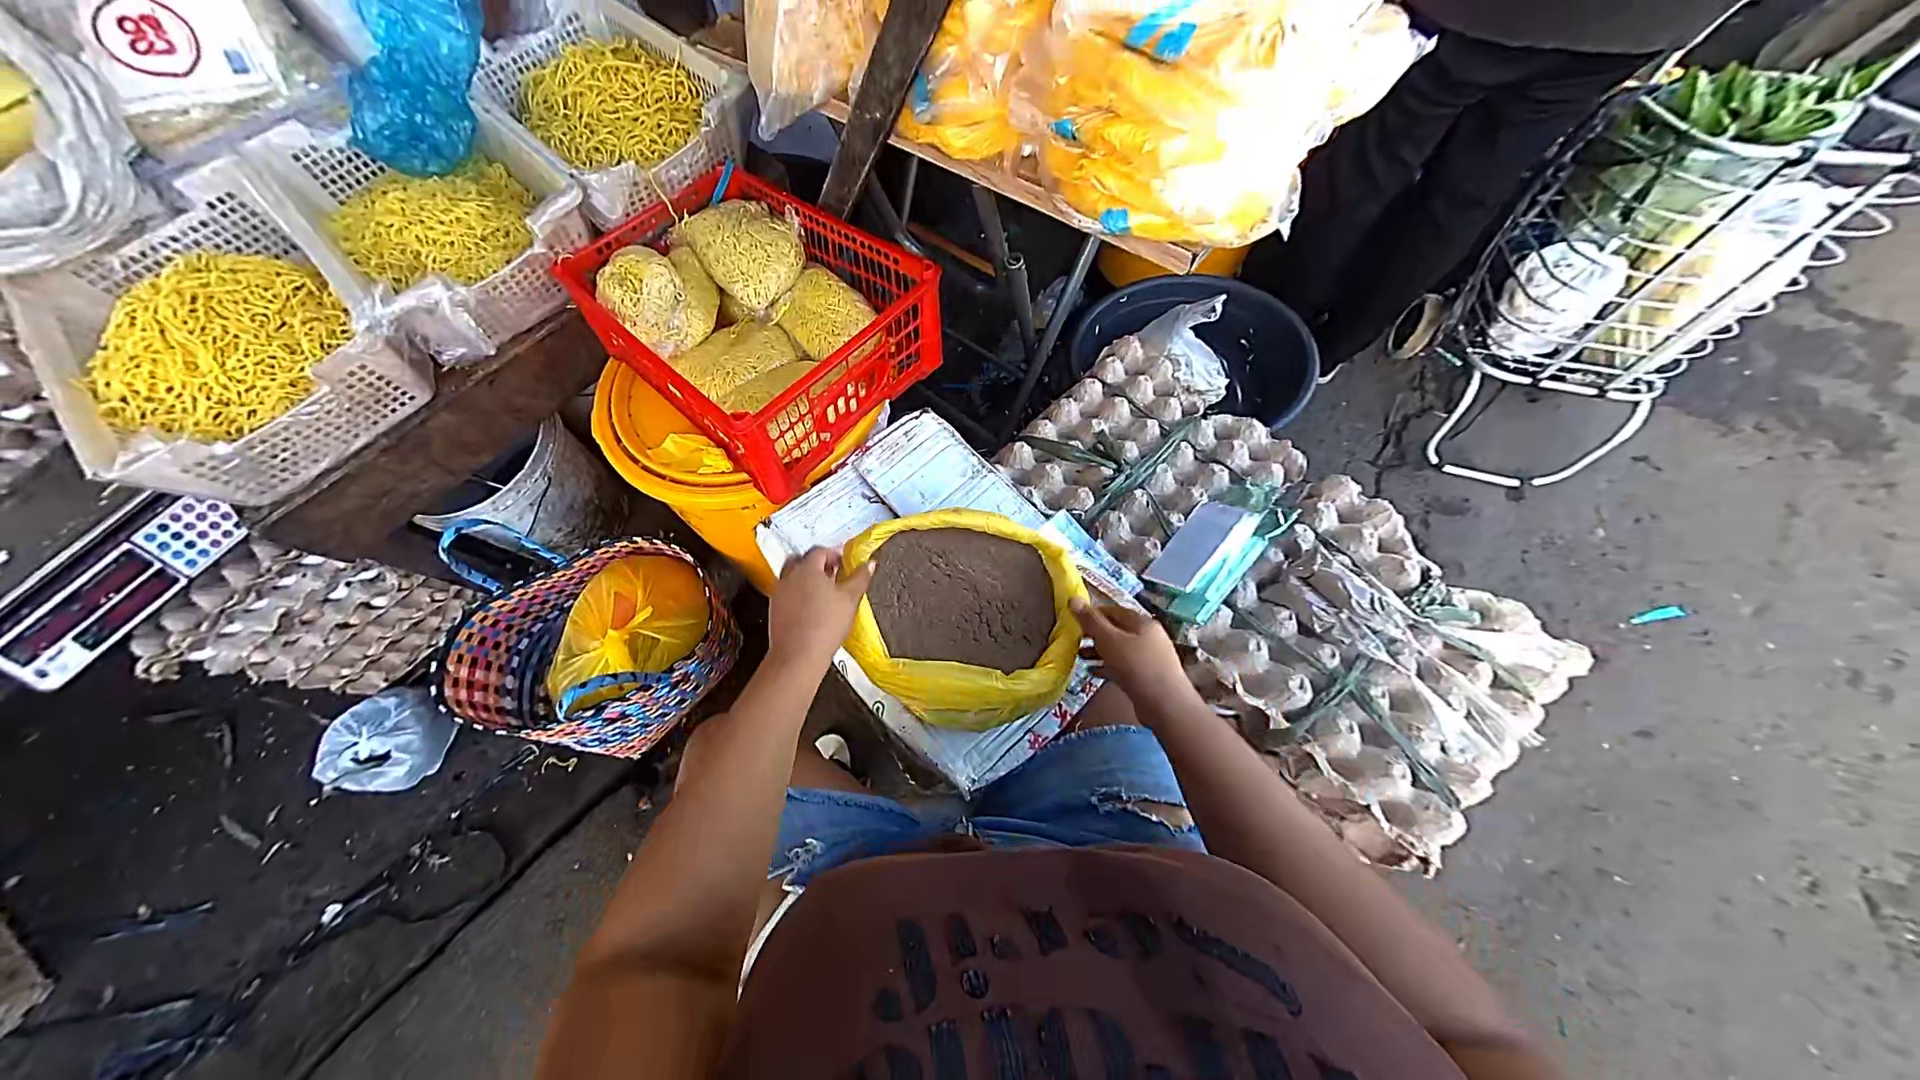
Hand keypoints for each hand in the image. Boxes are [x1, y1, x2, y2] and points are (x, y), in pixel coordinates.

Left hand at [767, 547, 876, 669]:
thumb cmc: (825, 625)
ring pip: (792, 577)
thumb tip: (869, 564)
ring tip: (823, 593)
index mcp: (807, 568)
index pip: (820, 551)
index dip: (834, 555)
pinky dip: (798, 594)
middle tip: (832, 575)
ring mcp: (779, 593)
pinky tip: (811, 608)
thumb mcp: (851, 599)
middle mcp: (789, 576)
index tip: (844, 565)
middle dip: (817, 565)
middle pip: (801, 560)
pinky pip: (787, 593)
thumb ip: (860, 578)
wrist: (799, 654)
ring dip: (806, 579)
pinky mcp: (774, 609)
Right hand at [1071, 599, 1187, 701]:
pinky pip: (1123, 667)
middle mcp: (1148, 637)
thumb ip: (1091, 621)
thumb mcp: (1109, 640)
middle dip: (1094, 635)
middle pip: (1116, 630)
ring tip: (1079, 656)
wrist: (1165, 705)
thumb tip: (1073, 599)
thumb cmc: (1136, 666)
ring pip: (1119, 649)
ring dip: (1099, 652)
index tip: (1074, 621)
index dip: (1093, 614)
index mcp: (1142, 623)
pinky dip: (1107, 666)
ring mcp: (1149, 658)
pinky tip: (1092, 671)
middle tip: (1075, 640)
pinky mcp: (1146, 677)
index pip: (1113, 611)